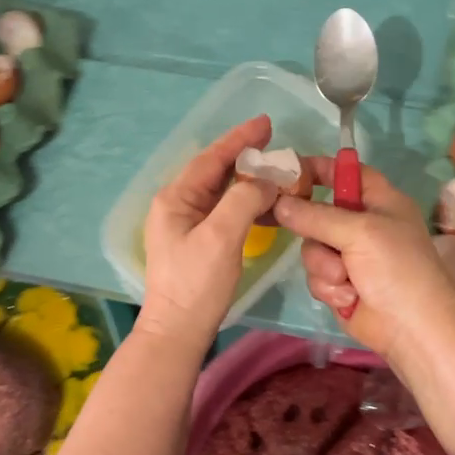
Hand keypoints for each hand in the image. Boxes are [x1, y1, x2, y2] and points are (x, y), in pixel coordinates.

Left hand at [137, 115, 280, 346]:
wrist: (178, 332)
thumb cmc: (196, 284)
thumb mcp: (221, 237)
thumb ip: (244, 200)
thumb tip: (266, 181)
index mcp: (175, 199)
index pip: (210, 159)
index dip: (239, 139)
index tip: (266, 123)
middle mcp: (177, 208)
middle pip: (215, 174)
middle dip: (247, 159)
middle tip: (278, 148)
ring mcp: (186, 228)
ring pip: (222, 194)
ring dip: (250, 184)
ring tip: (279, 178)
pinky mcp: (198, 246)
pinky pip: (226, 215)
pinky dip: (248, 207)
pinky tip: (268, 210)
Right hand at [273, 159, 454, 358]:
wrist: (411, 326)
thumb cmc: (396, 268)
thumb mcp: (359, 232)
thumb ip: (315, 216)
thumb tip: (279, 203)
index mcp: (380, 201)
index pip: (346, 172)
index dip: (320, 169)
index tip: (289, 172)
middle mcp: (364, 226)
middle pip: (318, 215)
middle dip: (317, 235)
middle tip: (320, 241)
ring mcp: (351, 257)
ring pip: (313, 250)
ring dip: (325, 268)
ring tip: (345, 281)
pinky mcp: (341, 285)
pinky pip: (317, 276)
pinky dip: (329, 288)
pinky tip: (348, 299)